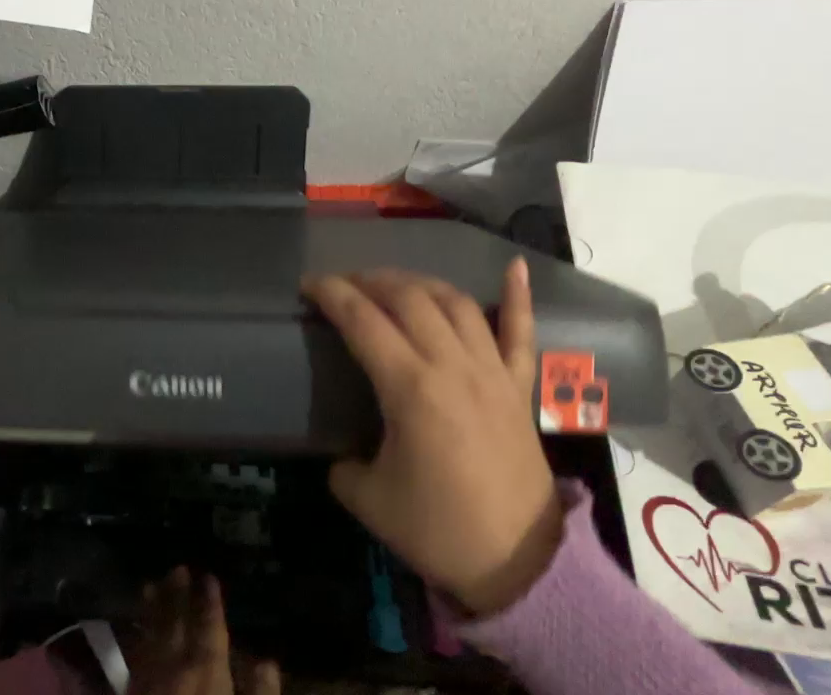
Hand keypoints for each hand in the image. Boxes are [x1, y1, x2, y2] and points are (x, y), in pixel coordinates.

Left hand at [128, 567, 279, 694]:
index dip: (210, 602)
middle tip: (177, 568)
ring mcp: (149, 681)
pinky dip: (138, 637)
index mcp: (208, 672)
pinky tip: (138, 632)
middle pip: (175, 623)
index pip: (210, 628)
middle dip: (177, 595)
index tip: (208, 577)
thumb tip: (266, 662)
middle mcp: (175, 667)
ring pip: (150, 635)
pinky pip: (135, 657)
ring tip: (152, 586)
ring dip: (152, 610)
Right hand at [304, 259, 562, 617]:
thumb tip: (345, 449)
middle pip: (408, 298)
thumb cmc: (436, 529)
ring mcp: (492, 372)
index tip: (308, 285)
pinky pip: (522, 332)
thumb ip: (346, 461)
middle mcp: (452, 366)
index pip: (362, 320)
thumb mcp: (367, 497)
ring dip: (419, 283)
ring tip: (393, 284)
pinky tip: (514, 267)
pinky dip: (519, 296)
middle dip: (370, 281)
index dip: (331, 294)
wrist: (520, 565)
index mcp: (410, 388)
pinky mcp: (520, 388)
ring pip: (455, 303)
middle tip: (344, 286)